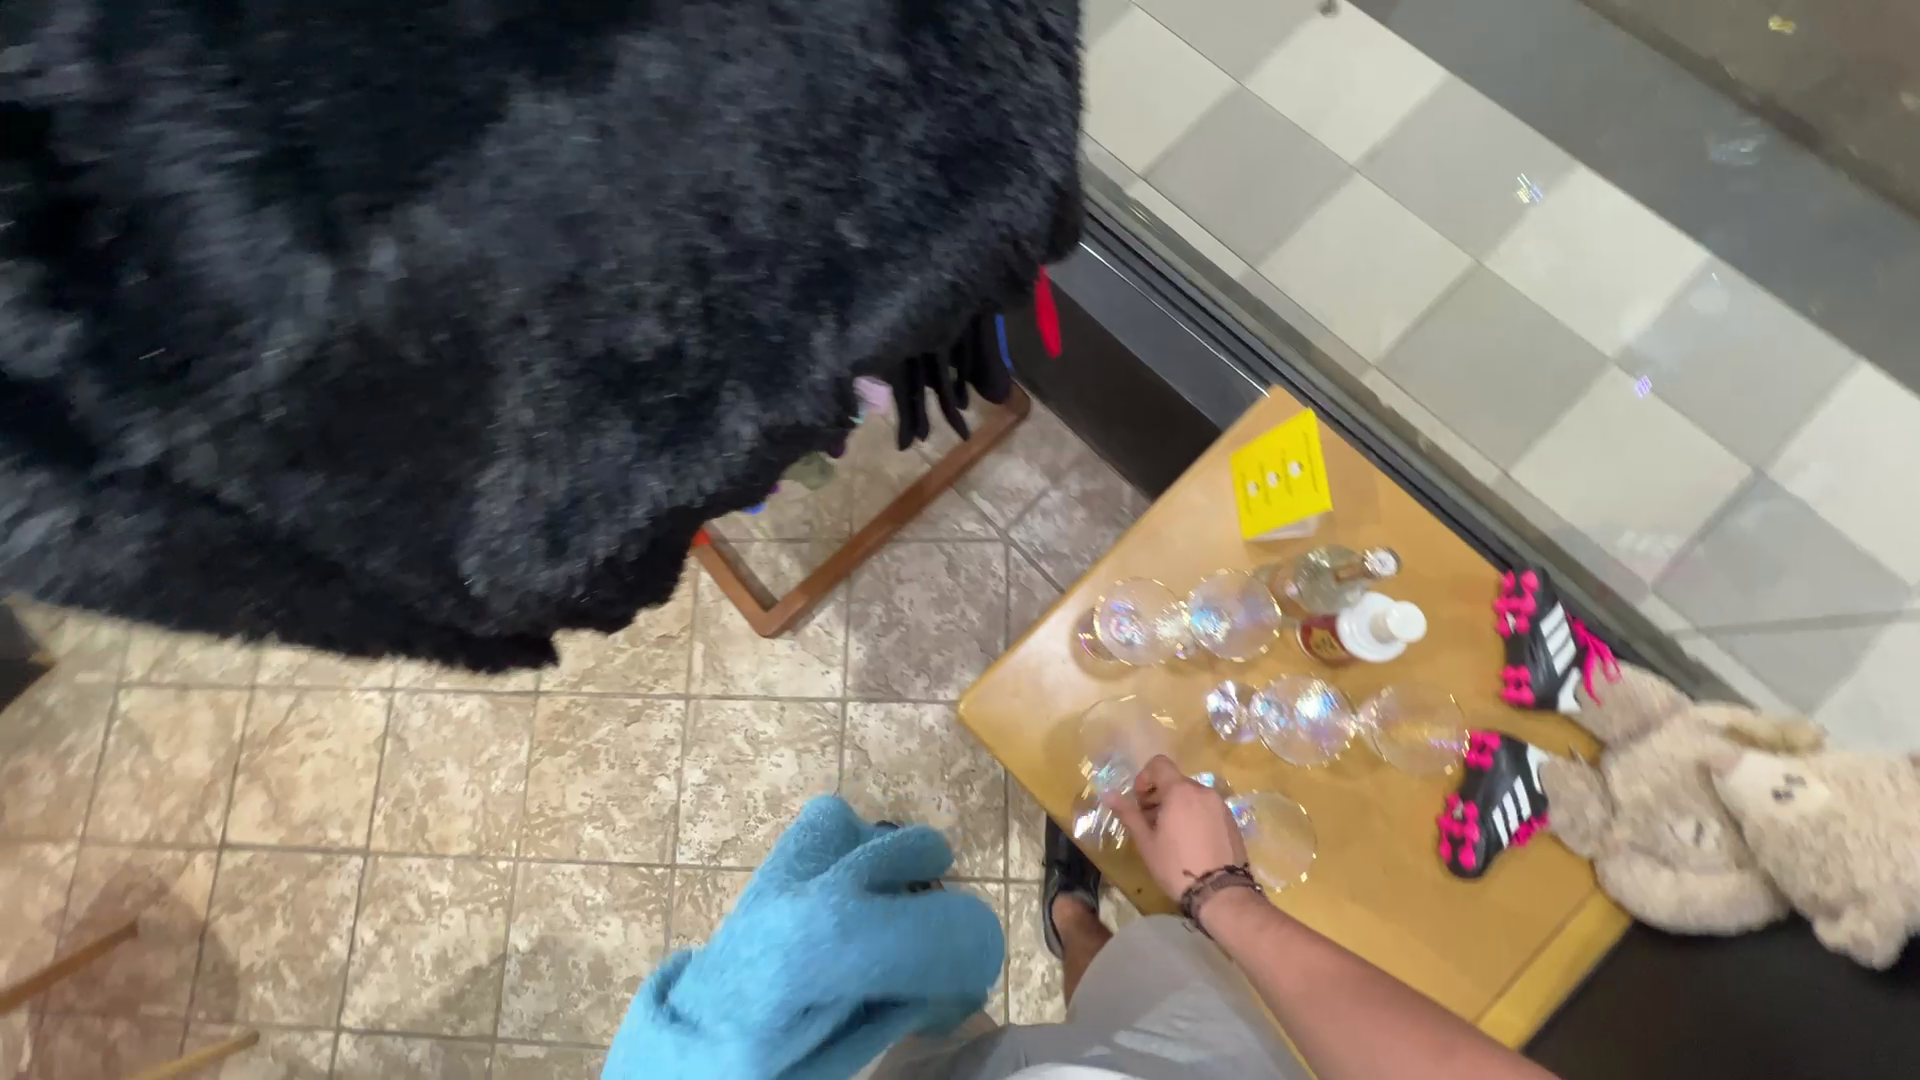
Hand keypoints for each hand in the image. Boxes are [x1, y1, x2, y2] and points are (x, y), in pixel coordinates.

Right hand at [1104, 756, 1248, 901]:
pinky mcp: (1231, 821)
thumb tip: (1109, 794)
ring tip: (1170, 834)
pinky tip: (1190, 842)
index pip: (1159, 764)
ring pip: (1192, 795)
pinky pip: (1206, 808)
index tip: (1139, 801)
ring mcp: (1220, 806)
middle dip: (1158, 795)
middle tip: (1150, 821)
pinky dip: (1194, 815)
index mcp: (1180, 791)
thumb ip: (1128, 813)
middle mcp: (1202, 791)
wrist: (1222, 894)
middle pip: (1175, 781)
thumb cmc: (1177, 866)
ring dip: (1176, 806)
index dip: (1144, 777)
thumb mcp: (1146, 842)